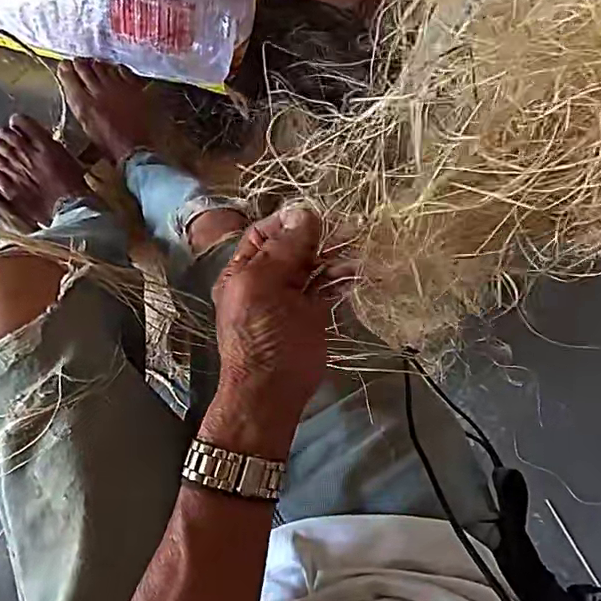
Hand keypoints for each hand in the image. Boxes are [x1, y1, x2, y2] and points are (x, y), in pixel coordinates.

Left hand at [199, 206, 350, 459]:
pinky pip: (328, 285)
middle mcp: (267, 277)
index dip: (289, 222)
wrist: (272, 387)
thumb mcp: (262, 285)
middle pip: (294, 245)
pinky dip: (342, 276)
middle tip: (346, 227)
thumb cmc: (259, 335)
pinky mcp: (314, 311)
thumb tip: (303, 213)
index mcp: (244, 269)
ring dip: (334, 253)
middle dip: (318, 235)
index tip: (316, 216)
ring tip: (356, 246)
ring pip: (314, 263)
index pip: (265, 233)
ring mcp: (292, 295)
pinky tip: (356, 271)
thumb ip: (283, 249)